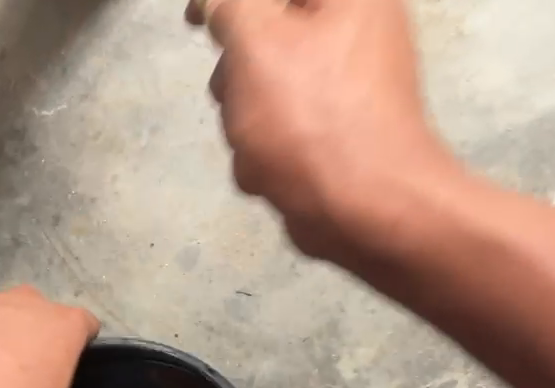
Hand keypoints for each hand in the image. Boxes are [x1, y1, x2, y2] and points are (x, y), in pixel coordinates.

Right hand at [189, 0, 460, 259]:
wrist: (358, 202)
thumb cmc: (309, 118)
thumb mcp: (256, 46)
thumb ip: (231, 8)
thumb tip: (215, 2)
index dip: (229, 3)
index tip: (195, 19)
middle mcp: (355, 25)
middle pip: (268, 30)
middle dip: (236, 68)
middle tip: (235, 92)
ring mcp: (346, 79)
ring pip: (266, 82)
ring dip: (242, 113)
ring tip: (250, 139)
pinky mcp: (335, 124)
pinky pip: (280, 121)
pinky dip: (262, 143)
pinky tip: (266, 164)